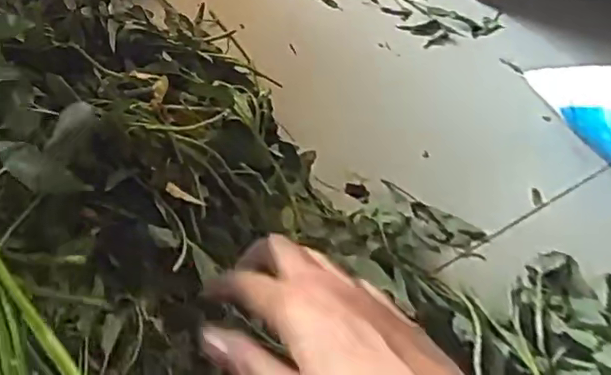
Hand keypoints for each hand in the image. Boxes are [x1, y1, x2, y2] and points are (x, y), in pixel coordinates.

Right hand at [203, 236, 462, 374]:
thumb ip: (251, 362)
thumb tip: (208, 334)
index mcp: (295, 303)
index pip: (242, 280)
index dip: (219, 285)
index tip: (208, 297)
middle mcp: (326, 287)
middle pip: (278, 247)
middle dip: (254, 260)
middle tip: (243, 285)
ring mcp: (368, 298)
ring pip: (318, 258)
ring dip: (294, 267)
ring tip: (285, 292)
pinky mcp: (402, 318)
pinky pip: (356, 283)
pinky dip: (334, 285)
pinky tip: (339, 312)